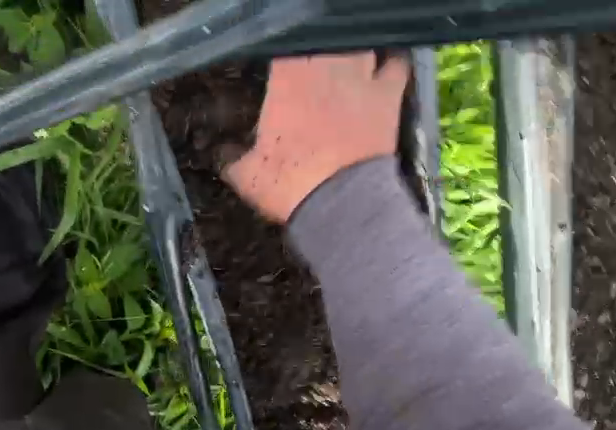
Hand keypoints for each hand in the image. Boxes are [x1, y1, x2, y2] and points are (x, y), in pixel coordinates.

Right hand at [223, 51, 411, 223]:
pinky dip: (390, 61)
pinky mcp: (389, 94)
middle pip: (321, 39)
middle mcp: (326, 66)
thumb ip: (231, 159)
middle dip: (312, 53)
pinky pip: (396, 63)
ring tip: (339, 64)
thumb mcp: (247, 177)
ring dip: (348, 51)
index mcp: (287, 79)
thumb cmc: (288, 186)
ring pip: (357, 43)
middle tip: (306, 71)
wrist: (339, 204)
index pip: (281, 45)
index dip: (278, 56)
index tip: (273, 69)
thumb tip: (219, 154)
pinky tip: (382, 67)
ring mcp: (361, 75)